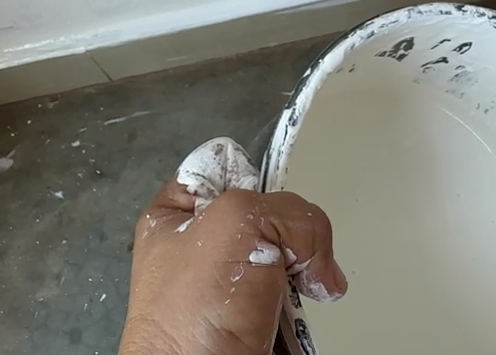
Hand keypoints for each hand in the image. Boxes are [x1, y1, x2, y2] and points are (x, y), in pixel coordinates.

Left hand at [119, 138, 347, 354]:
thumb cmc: (193, 310)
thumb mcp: (239, 222)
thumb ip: (291, 212)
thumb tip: (319, 258)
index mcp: (176, 214)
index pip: (229, 168)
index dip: (258, 178)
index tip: (271, 197)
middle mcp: (200, 248)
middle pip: (269, 216)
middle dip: (291, 236)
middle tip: (287, 256)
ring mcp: (228, 291)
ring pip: (287, 260)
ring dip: (302, 276)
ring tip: (296, 293)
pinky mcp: (254, 328)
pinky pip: (293, 304)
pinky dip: (305, 313)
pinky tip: (295, 320)